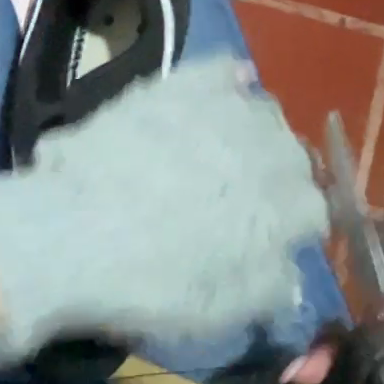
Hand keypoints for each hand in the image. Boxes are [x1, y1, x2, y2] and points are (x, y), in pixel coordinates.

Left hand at [0, 55, 327, 351]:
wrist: (73, 236)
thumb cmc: (147, 285)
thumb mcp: (221, 311)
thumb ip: (268, 288)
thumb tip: (288, 274)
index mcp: (284, 211)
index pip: (311, 209)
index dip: (289, 225)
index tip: (266, 237)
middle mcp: (267, 153)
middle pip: (290, 155)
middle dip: (275, 176)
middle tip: (241, 196)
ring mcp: (220, 114)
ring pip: (259, 112)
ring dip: (251, 131)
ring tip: (223, 150)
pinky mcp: (175, 88)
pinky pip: (217, 71)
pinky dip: (224, 79)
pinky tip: (221, 87)